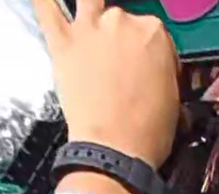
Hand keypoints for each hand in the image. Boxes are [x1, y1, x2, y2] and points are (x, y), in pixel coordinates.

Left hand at [34, 0, 179, 169]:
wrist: (115, 153)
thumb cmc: (147, 136)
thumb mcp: (174, 107)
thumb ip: (166, 80)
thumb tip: (162, 82)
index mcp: (155, 34)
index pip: (158, 38)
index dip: (157, 60)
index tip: (155, 76)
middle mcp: (121, 21)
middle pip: (123, 21)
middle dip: (125, 43)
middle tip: (125, 70)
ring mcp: (89, 29)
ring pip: (89, 1)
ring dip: (92, 10)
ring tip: (94, 32)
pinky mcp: (63, 43)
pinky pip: (45, 7)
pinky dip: (44, 1)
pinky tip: (46, 2)